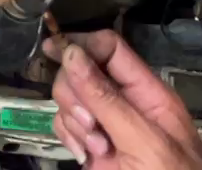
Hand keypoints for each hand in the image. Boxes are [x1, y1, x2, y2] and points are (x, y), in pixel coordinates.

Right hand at [47, 33, 201, 168]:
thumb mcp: (144, 143)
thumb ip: (106, 98)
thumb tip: (69, 51)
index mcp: (148, 94)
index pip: (110, 49)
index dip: (82, 45)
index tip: (53, 50)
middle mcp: (125, 104)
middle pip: (82, 69)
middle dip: (76, 94)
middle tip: (90, 124)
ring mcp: (107, 127)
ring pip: (70, 97)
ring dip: (73, 119)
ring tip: (96, 149)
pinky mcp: (92, 148)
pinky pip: (66, 124)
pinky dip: (68, 136)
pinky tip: (85, 156)